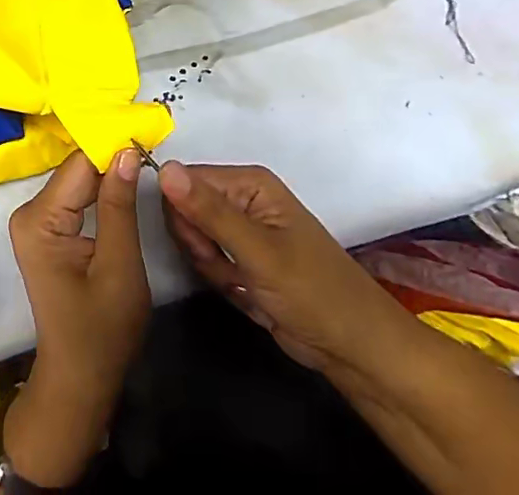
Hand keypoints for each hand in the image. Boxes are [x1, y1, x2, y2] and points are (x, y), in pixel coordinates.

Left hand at [2, 150, 150, 486]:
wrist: (79, 377)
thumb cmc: (102, 330)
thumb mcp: (120, 266)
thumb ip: (121, 206)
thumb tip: (127, 151)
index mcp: (39, 220)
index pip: (79, 166)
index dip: (113, 148)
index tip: (149, 133)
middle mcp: (28, 212)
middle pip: (76, 171)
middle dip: (112, 158)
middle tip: (153, 144)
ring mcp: (34, 221)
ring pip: (77, 182)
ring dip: (108, 173)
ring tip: (145, 158)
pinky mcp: (45, 230)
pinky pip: (75, 198)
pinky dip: (100, 191)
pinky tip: (124, 182)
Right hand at [157, 162, 410, 374]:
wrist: (354, 349)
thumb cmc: (314, 293)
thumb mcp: (258, 252)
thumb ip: (208, 211)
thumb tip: (164, 168)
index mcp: (249, 182)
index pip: (182, 181)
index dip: (184, 215)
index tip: (205, 246)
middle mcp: (242, 197)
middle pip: (184, 210)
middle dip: (199, 246)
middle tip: (230, 268)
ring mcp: (241, 229)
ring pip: (192, 239)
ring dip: (211, 267)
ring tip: (245, 283)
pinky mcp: (240, 257)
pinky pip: (207, 260)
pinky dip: (221, 280)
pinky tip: (248, 292)